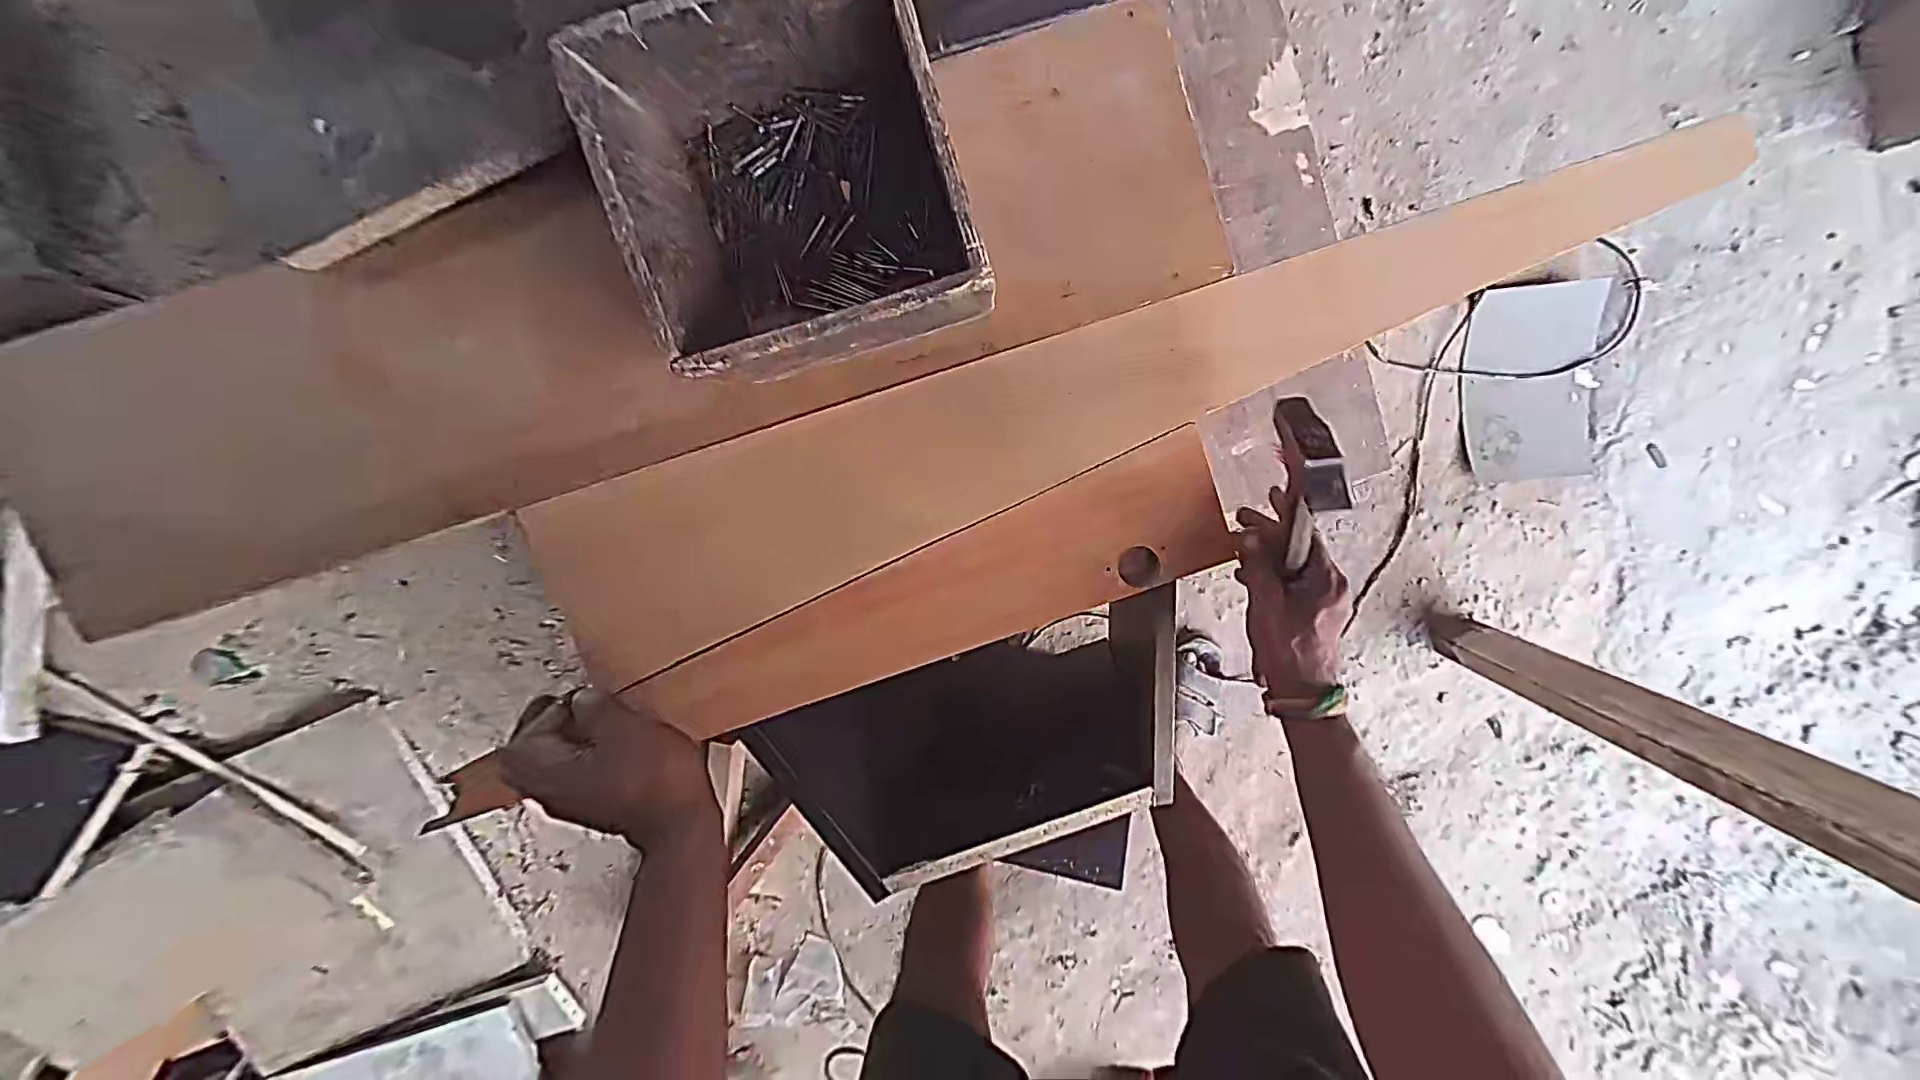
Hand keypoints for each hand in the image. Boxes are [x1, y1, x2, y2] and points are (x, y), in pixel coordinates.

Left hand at [500, 688, 716, 848]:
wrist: (682, 821)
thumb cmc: (652, 781)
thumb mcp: (624, 724)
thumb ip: (593, 705)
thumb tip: (584, 699)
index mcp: (542, 771)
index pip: (525, 732)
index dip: (555, 708)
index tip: (584, 698)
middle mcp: (550, 792)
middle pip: (535, 750)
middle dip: (560, 723)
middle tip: (585, 706)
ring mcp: (575, 803)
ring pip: (562, 761)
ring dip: (581, 739)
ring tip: (610, 723)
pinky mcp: (602, 806)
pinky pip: (588, 772)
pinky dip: (600, 755)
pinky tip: (628, 746)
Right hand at [1234, 488, 1349, 691]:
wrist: (1301, 689)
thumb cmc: (1290, 653)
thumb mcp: (1265, 603)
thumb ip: (1258, 567)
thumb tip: (1251, 539)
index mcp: (1326, 579)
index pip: (1305, 534)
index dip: (1285, 513)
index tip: (1276, 494)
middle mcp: (1331, 586)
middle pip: (1298, 548)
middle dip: (1270, 534)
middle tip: (1247, 519)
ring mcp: (1325, 599)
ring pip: (1294, 565)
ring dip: (1268, 555)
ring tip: (1245, 547)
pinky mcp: (1315, 610)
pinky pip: (1294, 581)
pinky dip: (1273, 574)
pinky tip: (1253, 575)